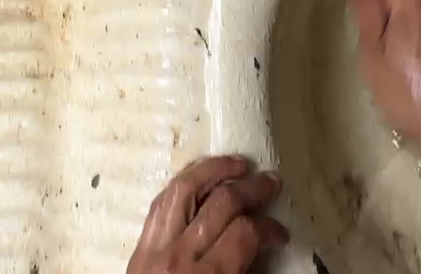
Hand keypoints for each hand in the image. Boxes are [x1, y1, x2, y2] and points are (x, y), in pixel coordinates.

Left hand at [128, 155, 288, 273]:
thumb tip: (263, 248)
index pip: (244, 235)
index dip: (269, 228)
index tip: (281, 232)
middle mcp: (178, 257)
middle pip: (220, 203)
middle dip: (251, 188)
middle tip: (273, 183)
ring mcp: (155, 247)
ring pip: (186, 188)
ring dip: (216, 170)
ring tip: (240, 164)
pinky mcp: (139, 244)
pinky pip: (162, 200)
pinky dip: (185, 181)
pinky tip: (202, 175)